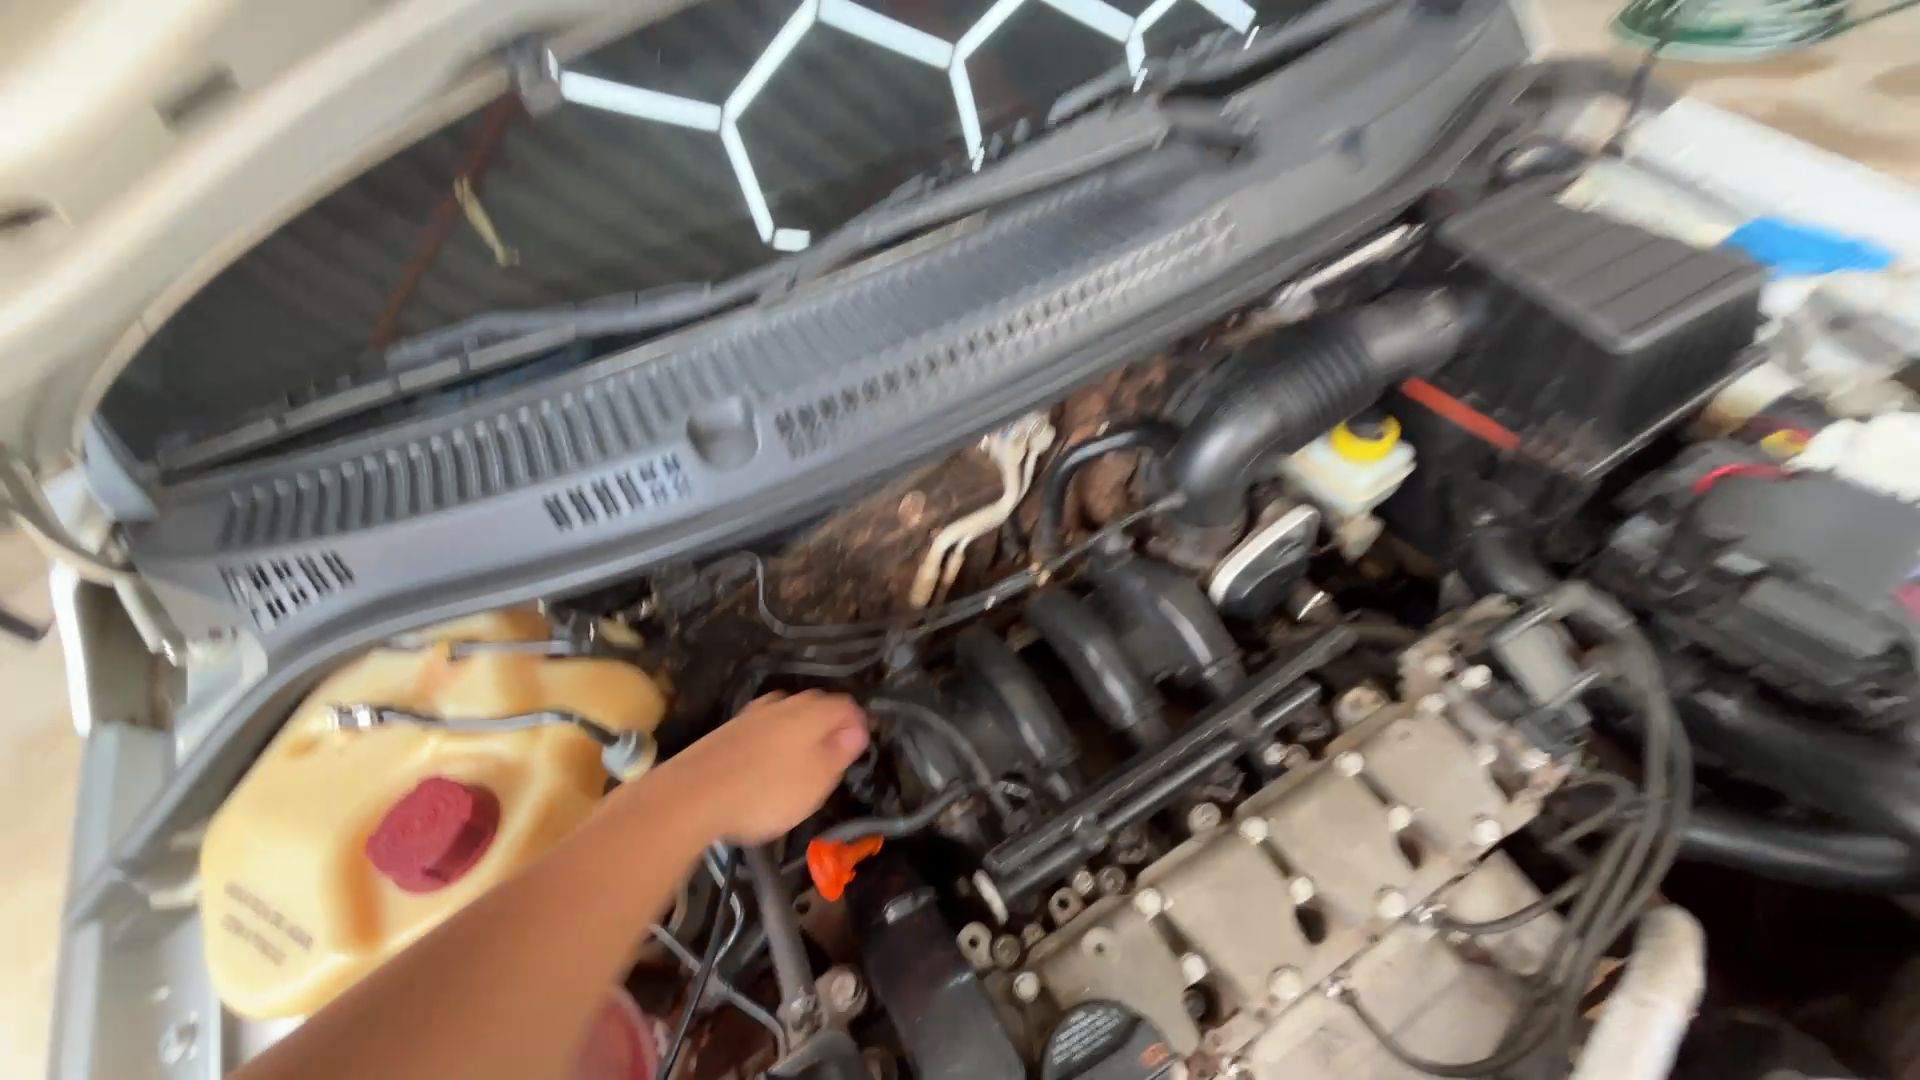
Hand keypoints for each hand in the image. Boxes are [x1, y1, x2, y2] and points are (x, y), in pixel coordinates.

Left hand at [654, 691, 869, 844]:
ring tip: (801, 758)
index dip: (858, 723)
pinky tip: (766, 762)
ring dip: (799, 730)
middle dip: (829, 723)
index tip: (860, 746)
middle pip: (816, 704)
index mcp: (811, 713)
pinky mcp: (727, 730)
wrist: (691, 797)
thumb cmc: (766, 792)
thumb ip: (840, 752)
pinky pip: (762, 727)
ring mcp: (752, 714)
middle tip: (834, 753)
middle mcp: (783, 704)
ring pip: (786, 713)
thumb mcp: (817, 781)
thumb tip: (859, 729)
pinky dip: (772, 739)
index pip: (846, 705)